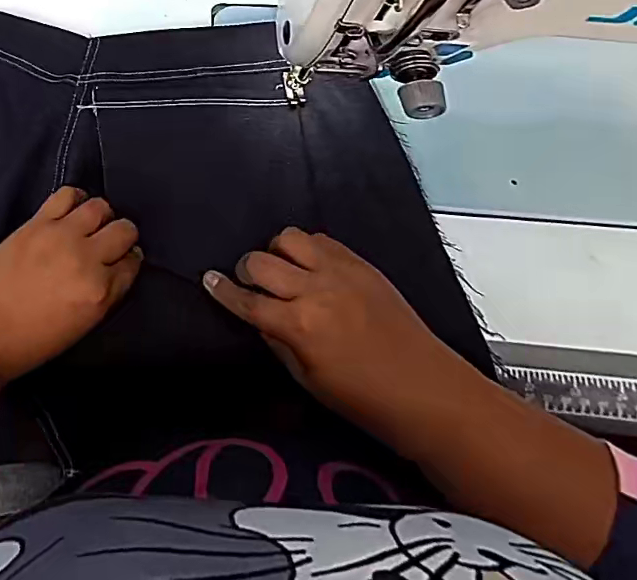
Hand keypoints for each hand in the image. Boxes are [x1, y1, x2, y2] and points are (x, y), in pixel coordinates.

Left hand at [0, 187, 142, 382]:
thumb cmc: (30, 340)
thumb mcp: (83, 326)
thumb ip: (107, 294)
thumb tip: (119, 266)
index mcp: (100, 293)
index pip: (133, 264)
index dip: (129, 261)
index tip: (120, 262)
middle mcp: (86, 259)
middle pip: (125, 231)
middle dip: (123, 237)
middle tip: (108, 244)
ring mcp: (61, 236)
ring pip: (101, 207)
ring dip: (101, 216)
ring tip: (89, 227)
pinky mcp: (38, 222)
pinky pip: (68, 195)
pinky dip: (75, 199)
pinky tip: (71, 211)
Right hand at [203, 228, 462, 423]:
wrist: (427, 390)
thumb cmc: (366, 400)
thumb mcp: (308, 381)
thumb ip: (277, 342)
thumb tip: (260, 317)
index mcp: (300, 327)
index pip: (247, 300)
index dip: (222, 290)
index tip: (208, 280)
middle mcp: (316, 290)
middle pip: (259, 261)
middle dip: (245, 270)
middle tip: (248, 283)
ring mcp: (340, 271)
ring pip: (288, 237)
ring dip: (276, 252)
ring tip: (282, 271)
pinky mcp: (360, 263)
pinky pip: (321, 239)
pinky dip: (307, 249)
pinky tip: (310, 266)